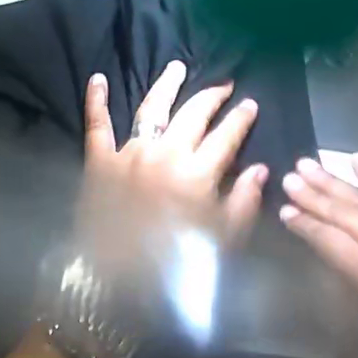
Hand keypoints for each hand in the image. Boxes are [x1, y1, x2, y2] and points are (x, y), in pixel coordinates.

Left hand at [75, 61, 268, 281]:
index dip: (242, 118)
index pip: (227, 135)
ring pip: (152, 108)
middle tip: (225, 85)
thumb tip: (261, 169)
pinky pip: (97, 125)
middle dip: (213, 96)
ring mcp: (129, 154)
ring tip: (177, 66)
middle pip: (194, 113)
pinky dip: (97, 100)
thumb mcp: (222, 241)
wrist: (110, 292)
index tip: (251, 105)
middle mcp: (165, 154)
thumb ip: (243, 201)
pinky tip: (97, 78)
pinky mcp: (99, 162)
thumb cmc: (173, 269)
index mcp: (196, 174)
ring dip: (167, 84)